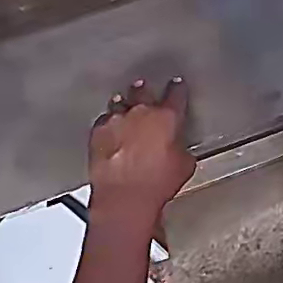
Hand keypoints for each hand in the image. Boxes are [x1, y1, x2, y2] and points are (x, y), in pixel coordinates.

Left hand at [88, 77, 195, 238]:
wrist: (125, 197)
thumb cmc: (156, 183)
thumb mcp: (184, 165)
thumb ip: (181, 148)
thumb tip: (177, 149)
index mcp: (167, 117)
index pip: (176, 94)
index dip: (178, 88)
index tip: (178, 85)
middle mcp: (141, 113)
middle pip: (142, 91)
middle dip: (145, 89)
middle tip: (145, 87)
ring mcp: (116, 121)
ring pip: (120, 102)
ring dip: (124, 102)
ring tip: (124, 102)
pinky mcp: (97, 133)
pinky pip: (103, 120)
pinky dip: (107, 122)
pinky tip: (108, 125)